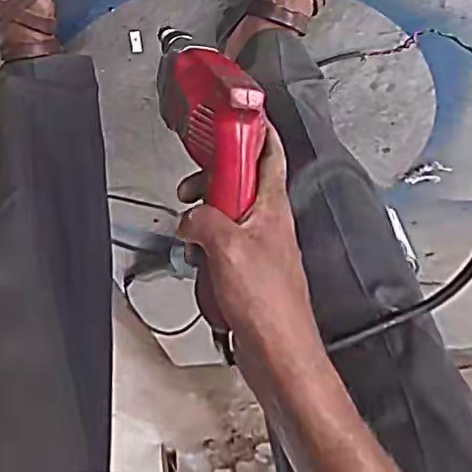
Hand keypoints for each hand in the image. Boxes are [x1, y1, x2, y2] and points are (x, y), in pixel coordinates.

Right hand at [176, 125, 323, 362]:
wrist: (280, 356)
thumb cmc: (270, 305)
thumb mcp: (226, 246)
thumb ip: (202, 219)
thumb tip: (190, 217)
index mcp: (273, 205)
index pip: (270, 152)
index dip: (259, 129)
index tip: (243, 116)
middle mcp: (269, 221)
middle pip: (238, 183)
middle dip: (211, 184)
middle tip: (194, 191)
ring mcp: (259, 245)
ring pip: (226, 214)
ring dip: (204, 222)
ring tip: (196, 238)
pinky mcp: (248, 270)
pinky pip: (221, 245)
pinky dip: (206, 250)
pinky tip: (202, 265)